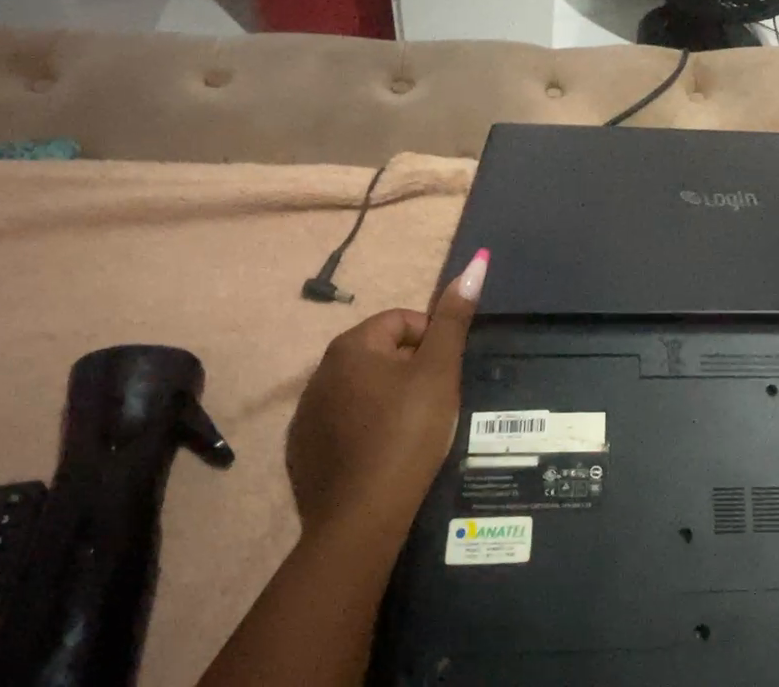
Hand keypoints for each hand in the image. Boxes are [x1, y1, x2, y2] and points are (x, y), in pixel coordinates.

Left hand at [285, 249, 488, 532]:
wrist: (362, 517)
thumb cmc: (408, 432)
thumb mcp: (440, 371)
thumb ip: (454, 318)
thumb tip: (476, 261)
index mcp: (351, 346)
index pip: (401, 321)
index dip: (432, 342)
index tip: (448, 375)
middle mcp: (320, 372)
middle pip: (380, 354)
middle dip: (410, 371)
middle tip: (437, 403)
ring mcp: (306, 414)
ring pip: (360, 391)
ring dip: (387, 400)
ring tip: (414, 432)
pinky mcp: (302, 452)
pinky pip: (342, 425)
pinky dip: (365, 430)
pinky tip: (384, 455)